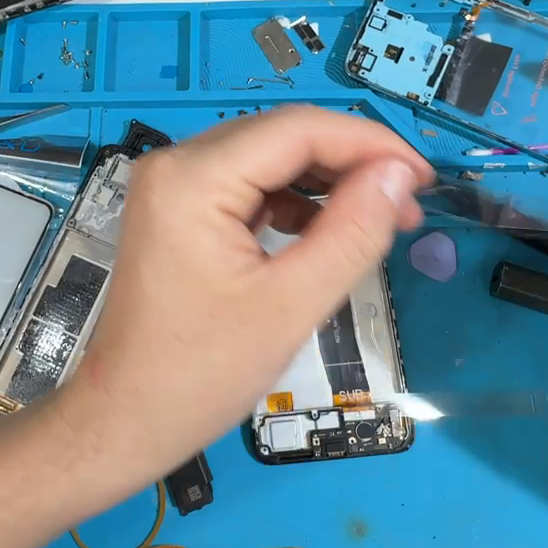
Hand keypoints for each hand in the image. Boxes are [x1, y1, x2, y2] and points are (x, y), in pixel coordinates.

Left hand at [62, 105, 431, 482]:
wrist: (124, 418)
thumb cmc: (201, 374)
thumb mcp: (290, 306)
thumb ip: (352, 233)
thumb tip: (399, 175)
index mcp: (193, 178)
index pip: (297, 129)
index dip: (369, 143)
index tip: (423, 177)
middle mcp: (176, 162)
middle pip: (281, 136)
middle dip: (351, 162)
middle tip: (408, 202)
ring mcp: (172, 182)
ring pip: (267, 156)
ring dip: (325, 180)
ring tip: (378, 218)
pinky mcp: (177, 205)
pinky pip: (247, 182)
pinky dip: (292, 199)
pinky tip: (325, 229)